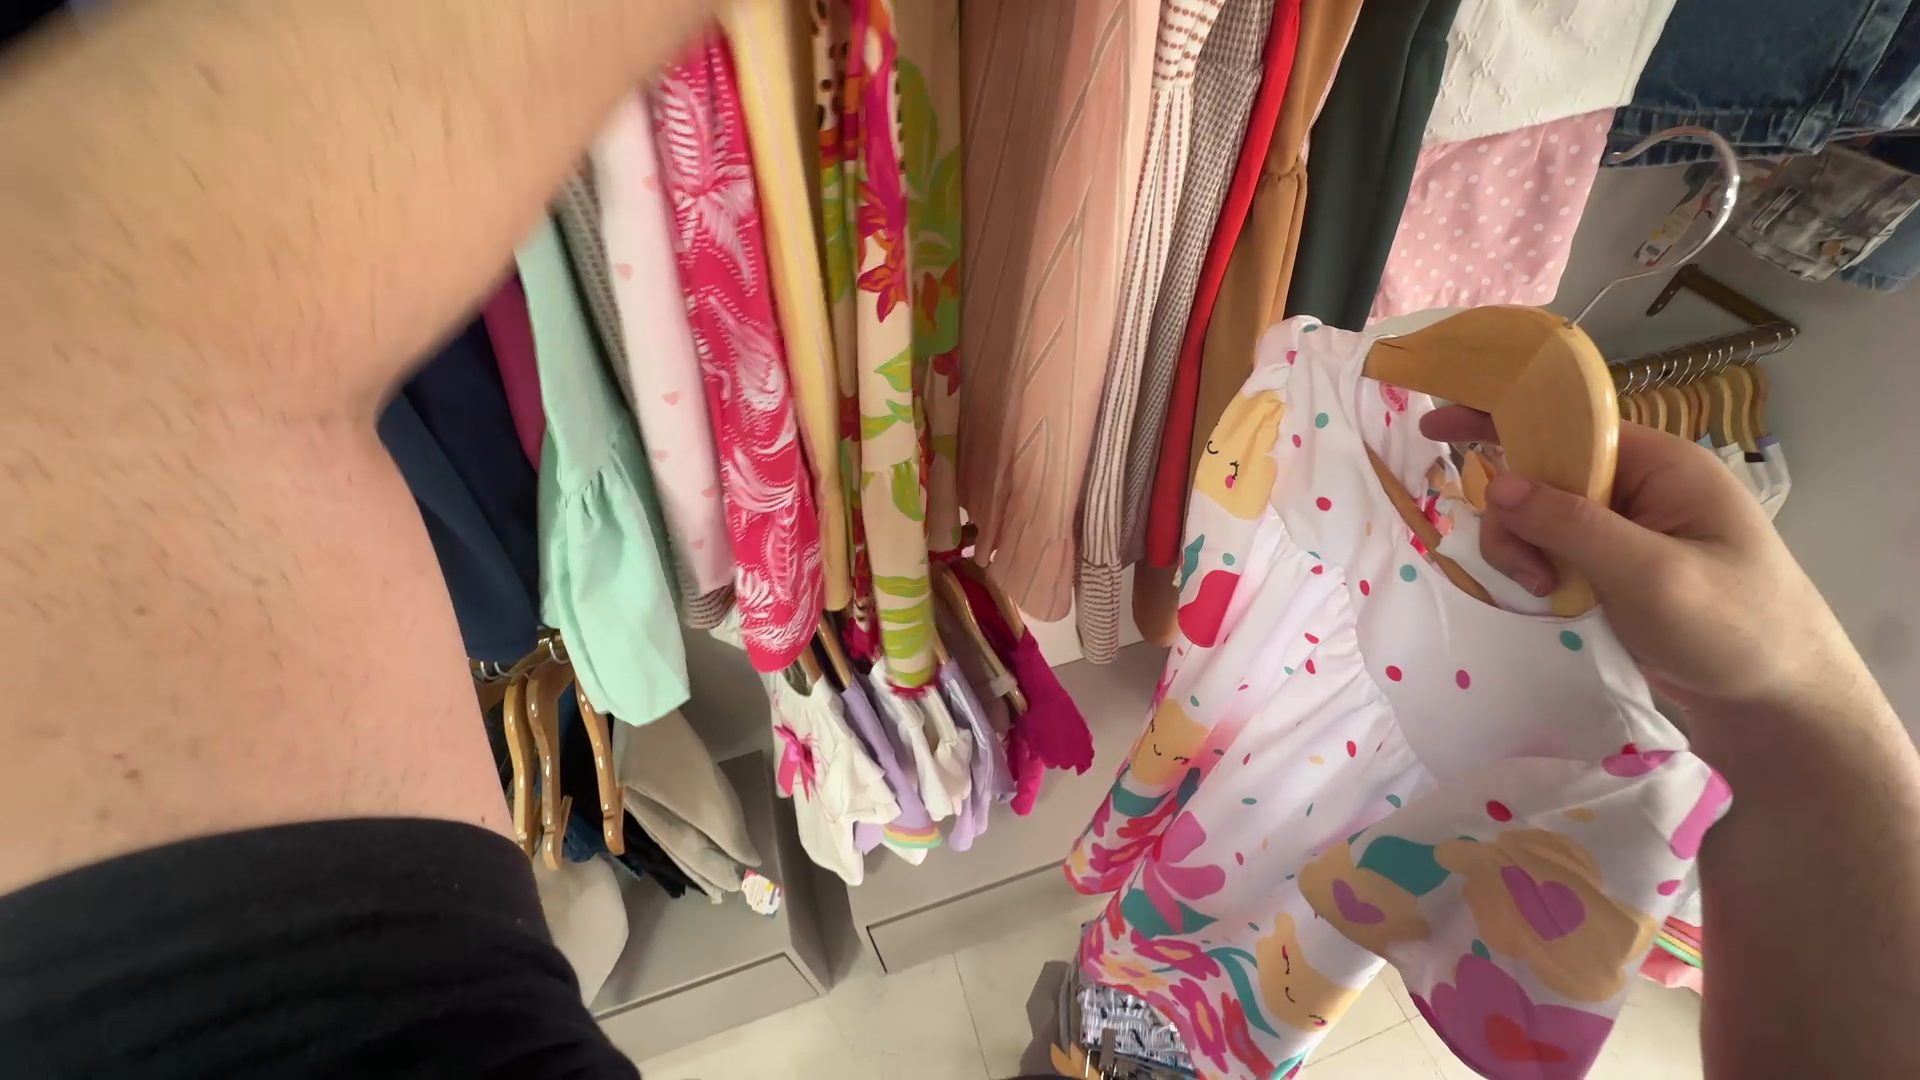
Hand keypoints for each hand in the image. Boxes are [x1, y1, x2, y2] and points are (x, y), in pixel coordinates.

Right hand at [1420, 406, 1857, 712]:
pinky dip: (1527, 568)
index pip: (1568, 423)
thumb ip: (1572, 525)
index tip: (1436, 426)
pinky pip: (1538, 545)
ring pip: (1528, 515)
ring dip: (1518, 551)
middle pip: (1534, 474)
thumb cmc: (1733, 627)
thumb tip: (1496, 485)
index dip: (1501, 415)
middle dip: (1511, 517)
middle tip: (1523, 568)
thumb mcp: (1651, 573)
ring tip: (1545, 590)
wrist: (1771, 699)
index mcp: (1660, 466)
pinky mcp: (1599, 559)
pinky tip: (1549, 596)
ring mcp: (1614, 524)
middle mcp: (1634, 485)